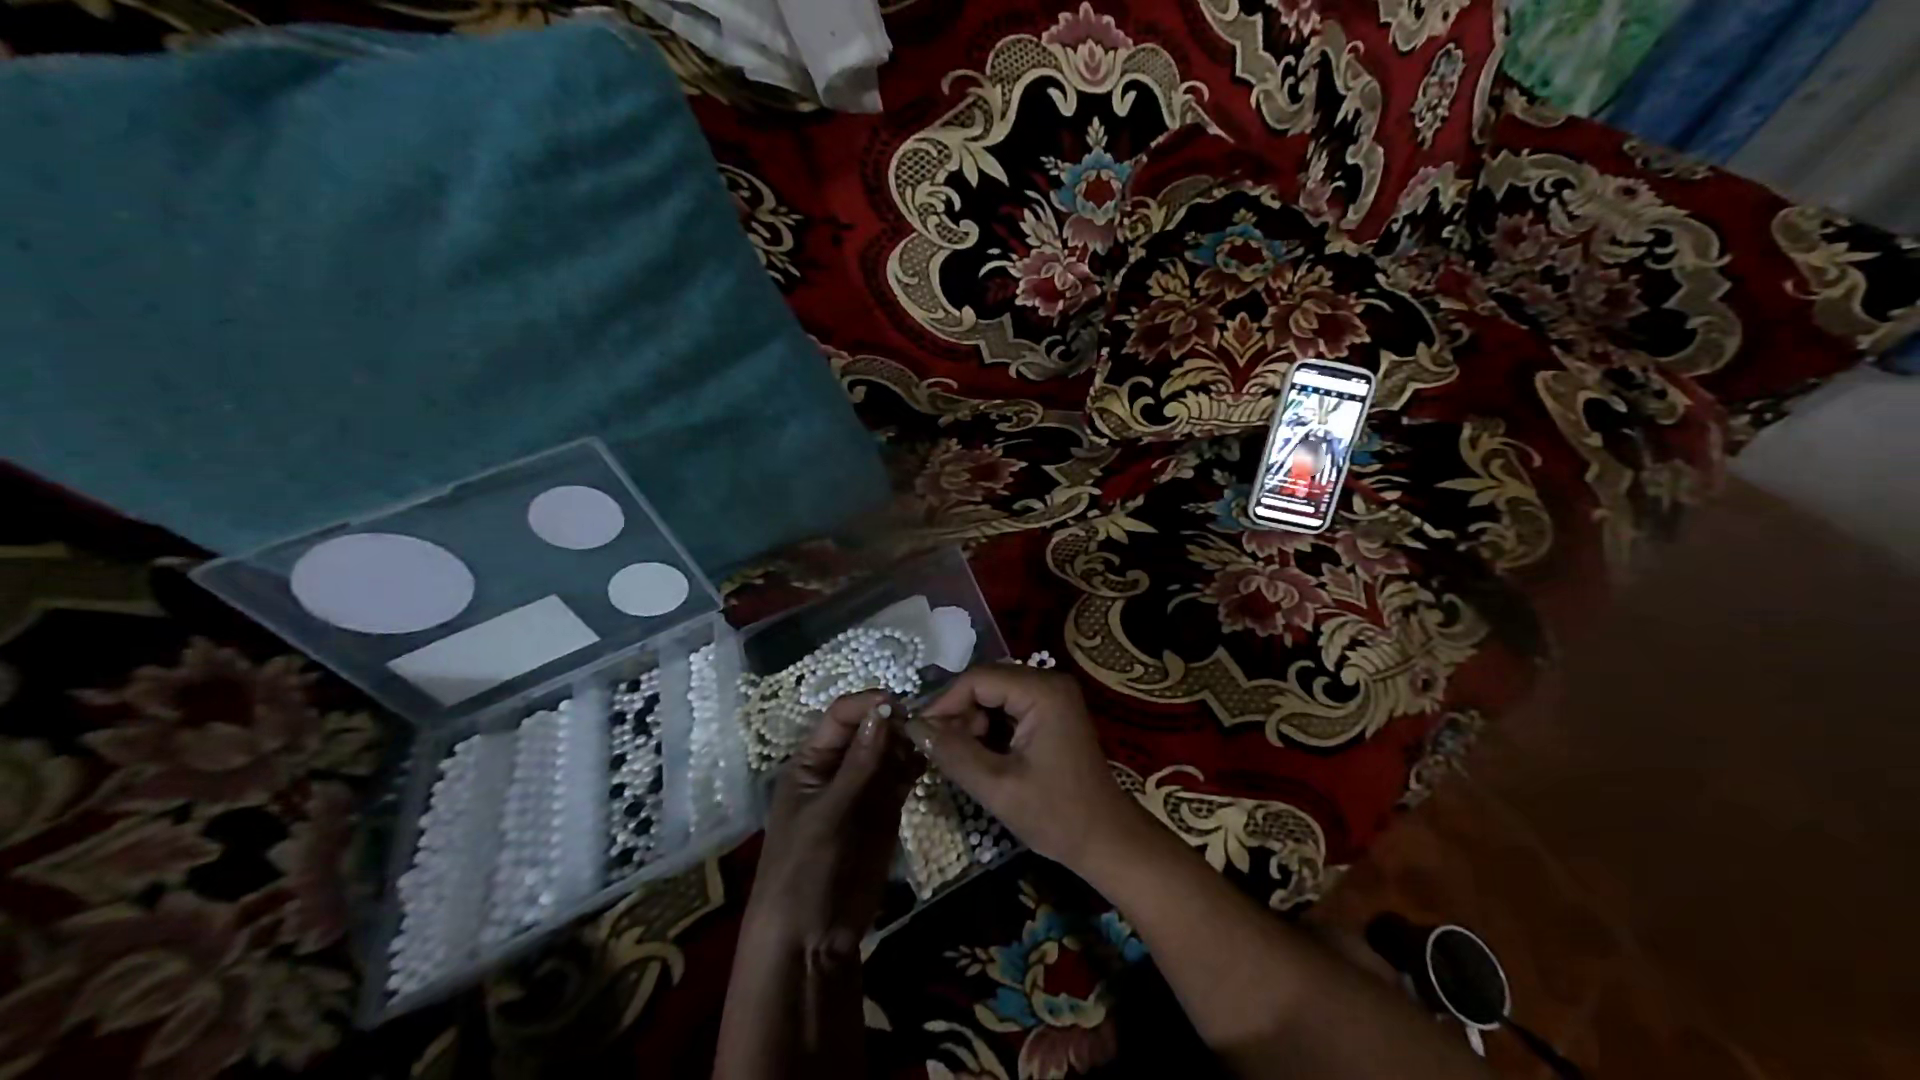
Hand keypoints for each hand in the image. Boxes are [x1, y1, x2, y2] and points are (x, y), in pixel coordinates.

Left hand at [748, 690, 919, 950]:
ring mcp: (863, 790)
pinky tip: (934, 757)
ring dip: (909, 741)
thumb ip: (859, 764)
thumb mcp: (828, 814)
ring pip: (890, 752)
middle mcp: (838, 768)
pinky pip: (902, 778)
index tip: (901, 704)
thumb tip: (884, 711)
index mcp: (811, 762)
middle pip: (869, 730)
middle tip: (929, 721)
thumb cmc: (804, 869)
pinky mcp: (885, 811)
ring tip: (936, 736)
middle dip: (895, 722)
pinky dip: (916, 765)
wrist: (810, 938)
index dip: (867, 706)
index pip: (840, 717)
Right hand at [906, 665, 1147, 871]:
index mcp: (1042, 691)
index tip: (919, 733)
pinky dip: (989, 729)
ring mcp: (1053, 697)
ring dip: (971, 723)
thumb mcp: (997, 786)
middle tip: (939, 749)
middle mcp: (1049, 683)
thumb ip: (953, 752)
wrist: (1106, 840)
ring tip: (960, 757)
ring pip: (994, 696)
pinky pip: (1008, 708)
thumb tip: (912, 726)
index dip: (943, 703)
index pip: (977, 679)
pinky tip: (980, 756)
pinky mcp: (1051, 713)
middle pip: (986, 683)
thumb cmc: (1056, 815)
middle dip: (958, 714)